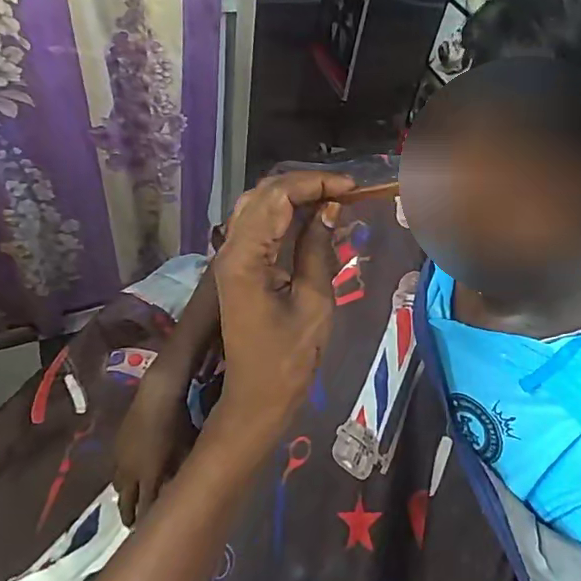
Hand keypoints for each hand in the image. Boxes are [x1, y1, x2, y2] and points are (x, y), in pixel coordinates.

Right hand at [112, 364, 197, 525]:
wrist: (155, 396)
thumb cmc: (177, 422)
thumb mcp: (185, 449)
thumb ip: (181, 471)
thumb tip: (182, 486)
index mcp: (149, 476)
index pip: (145, 508)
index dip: (146, 522)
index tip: (149, 533)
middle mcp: (130, 472)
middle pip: (126, 502)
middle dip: (130, 516)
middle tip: (133, 527)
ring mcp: (121, 458)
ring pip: (118, 486)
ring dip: (124, 496)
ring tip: (129, 504)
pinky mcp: (116, 445)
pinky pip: (117, 469)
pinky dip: (123, 478)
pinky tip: (129, 476)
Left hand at [204, 172, 354, 456]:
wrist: (256, 398)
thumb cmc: (288, 359)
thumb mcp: (314, 303)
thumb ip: (318, 250)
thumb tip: (329, 209)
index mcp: (245, 257)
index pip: (276, 196)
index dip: (314, 183)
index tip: (350, 188)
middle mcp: (230, 249)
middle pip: (263, 194)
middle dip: (304, 184)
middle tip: (344, 191)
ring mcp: (230, 258)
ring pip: (258, 206)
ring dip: (294, 196)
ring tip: (332, 199)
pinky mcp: (237, 269)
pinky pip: (259, 227)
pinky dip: (285, 216)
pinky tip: (312, 219)